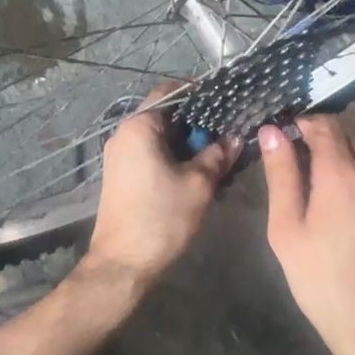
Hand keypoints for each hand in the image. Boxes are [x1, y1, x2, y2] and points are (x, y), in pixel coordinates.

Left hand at [86, 85, 241, 284]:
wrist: (122, 263)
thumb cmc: (161, 218)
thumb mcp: (198, 185)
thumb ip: (217, 155)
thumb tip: (235, 138)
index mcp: (138, 127)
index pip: (169, 92)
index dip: (197, 93)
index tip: (225, 100)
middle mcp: (123, 133)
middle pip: (164, 115)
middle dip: (196, 122)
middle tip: (228, 130)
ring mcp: (119, 155)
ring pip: (158, 136)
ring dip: (186, 142)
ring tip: (218, 151)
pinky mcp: (121, 174)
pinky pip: (150, 153)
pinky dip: (173, 156)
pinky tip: (198, 169)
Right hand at [260, 115, 354, 354]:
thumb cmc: (323, 284)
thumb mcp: (287, 231)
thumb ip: (281, 176)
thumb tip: (272, 132)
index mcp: (344, 176)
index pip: (324, 126)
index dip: (301, 124)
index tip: (280, 137)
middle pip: (345, 139)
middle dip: (318, 144)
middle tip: (292, 172)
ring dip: (337, 164)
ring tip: (314, 199)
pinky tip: (340, 215)